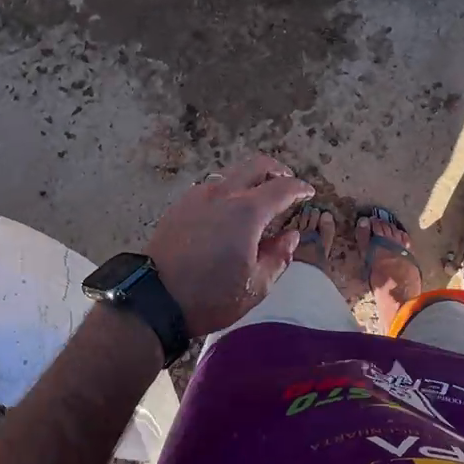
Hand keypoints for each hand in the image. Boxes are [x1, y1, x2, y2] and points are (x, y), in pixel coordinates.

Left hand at [145, 155, 314, 336]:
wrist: (155, 298)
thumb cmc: (211, 296)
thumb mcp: (256, 286)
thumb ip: (279, 256)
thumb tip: (291, 236)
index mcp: (247, 212)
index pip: (282, 188)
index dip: (299, 187)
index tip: (309, 192)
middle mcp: (223, 194)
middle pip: (256, 165)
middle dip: (277, 170)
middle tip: (286, 182)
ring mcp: (198, 196)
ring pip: (231, 174)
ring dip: (250, 178)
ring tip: (257, 198)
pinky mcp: (180, 205)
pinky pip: (211, 187)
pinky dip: (228, 189)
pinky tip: (228, 210)